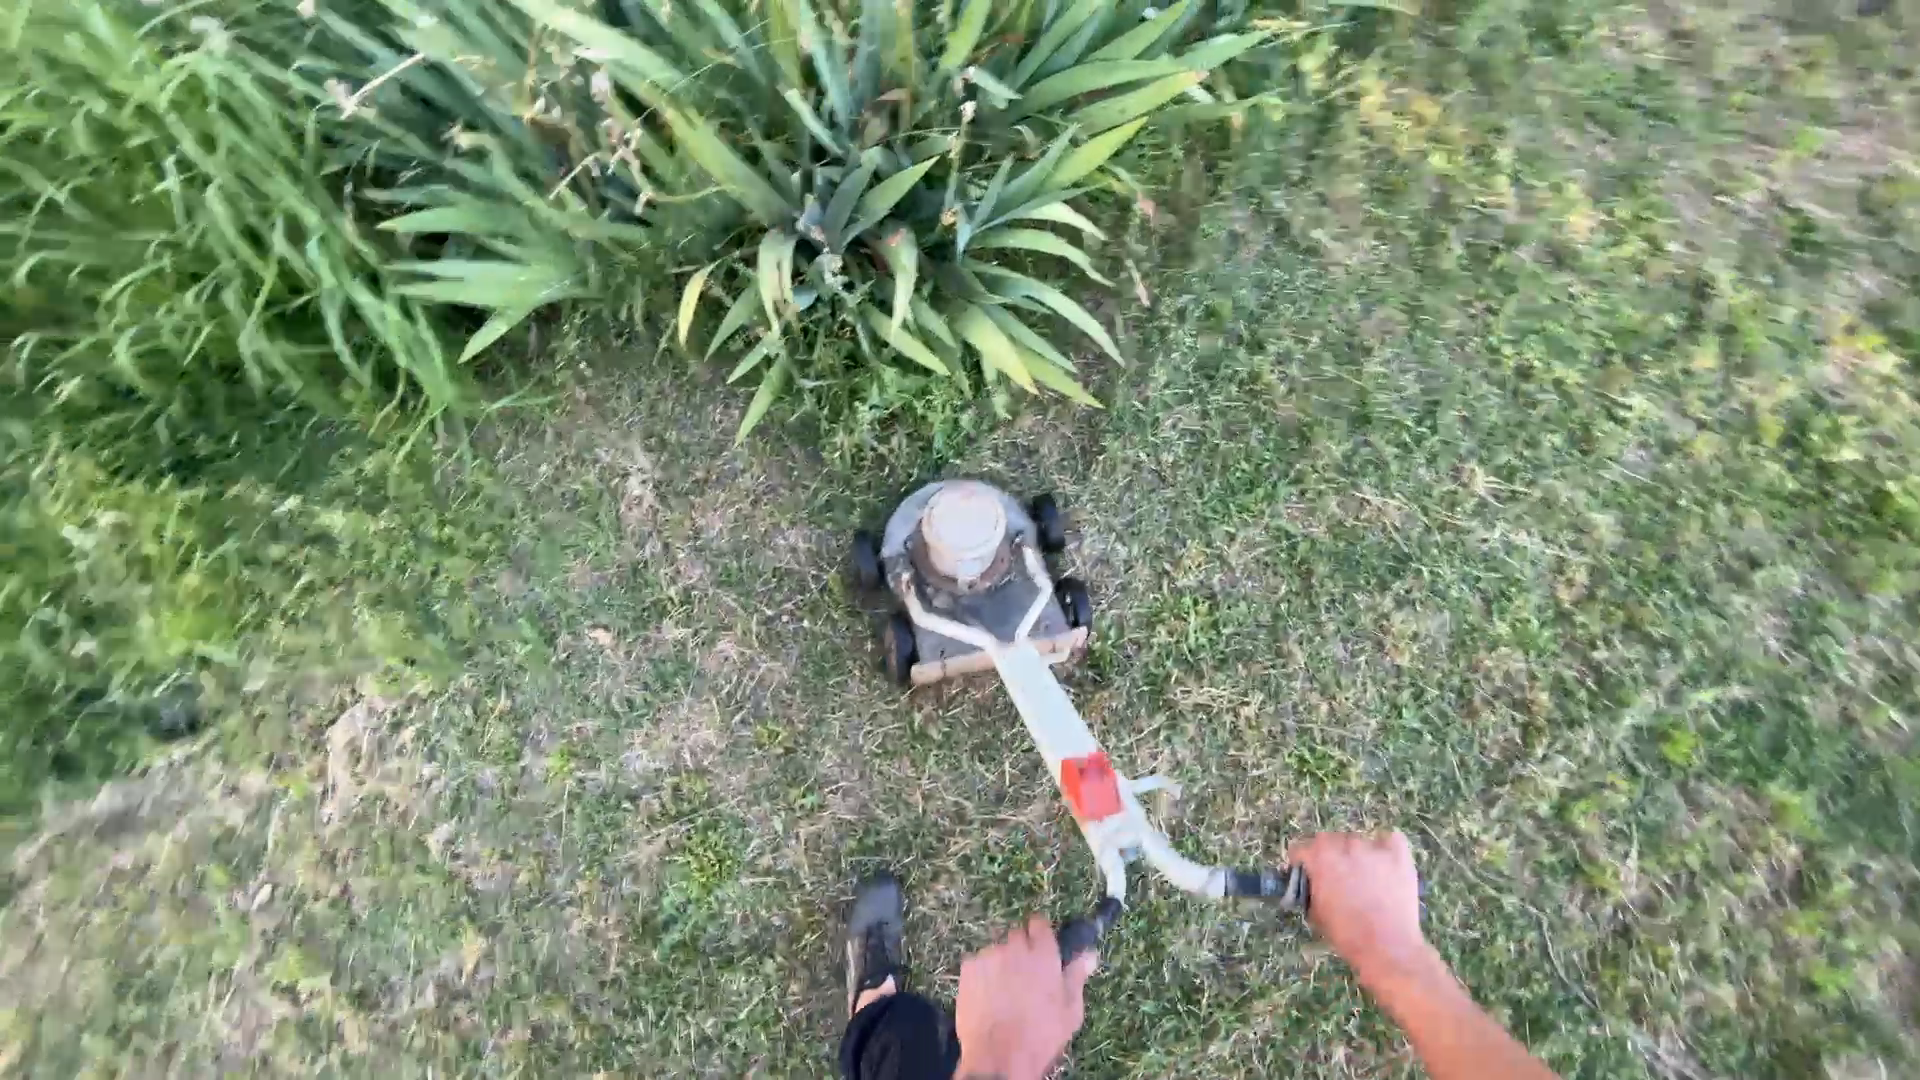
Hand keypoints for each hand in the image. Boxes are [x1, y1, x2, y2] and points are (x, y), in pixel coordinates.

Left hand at [953, 915, 1097, 1079]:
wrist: (998, 1058)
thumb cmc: (1041, 1036)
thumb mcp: (1069, 1011)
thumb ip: (1077, 975)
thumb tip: (1089, 953)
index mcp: (1042, 953)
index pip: (1040, 922)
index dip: (1040, 934)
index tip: (1041, 948)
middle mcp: (1015, 946)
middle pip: (1017, 935)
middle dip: (1021, 950)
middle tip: (1025, 977)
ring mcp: (989, 954)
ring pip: (997, 950)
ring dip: (1001, 963)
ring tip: (1005, 993)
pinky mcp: (968, 966)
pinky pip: (978, 963)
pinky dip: (982, 975)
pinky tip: (987, 998)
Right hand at [1289, 831, 1441, 989]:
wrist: (1389, 949)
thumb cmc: (1347, 934)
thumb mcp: (1315, 910)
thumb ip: (1310, 888)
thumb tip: (1310, 882)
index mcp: (1319, 857)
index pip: (1301, 848)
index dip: (1303, 863)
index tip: (1308, 874)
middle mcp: (1343, 845)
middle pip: (1329, 840)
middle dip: (1329, 855)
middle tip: (1338, 876)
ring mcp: (1372, 848)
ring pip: (1357, 840)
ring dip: (1356, 853)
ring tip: (1365, 874)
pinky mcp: (1398, 855)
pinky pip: (1390, 839)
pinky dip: (1386, 847)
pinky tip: (1385, 861)